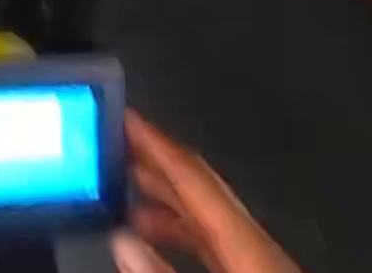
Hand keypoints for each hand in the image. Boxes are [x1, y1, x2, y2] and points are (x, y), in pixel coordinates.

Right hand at [114, 110, 300, 272]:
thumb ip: (164, 270)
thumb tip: (121, 237)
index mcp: (252, 245)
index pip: (196, 176)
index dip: (157, 142)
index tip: (125, 115)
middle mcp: (258, 244)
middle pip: (202, 187)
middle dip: (155, 162)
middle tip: (111, 144)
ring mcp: (260, 260)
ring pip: (210, 214)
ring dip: (166, 198)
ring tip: (122, 193)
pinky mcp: (256, 271)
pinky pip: (217, 239)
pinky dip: (182, 228)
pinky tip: (154, 235)